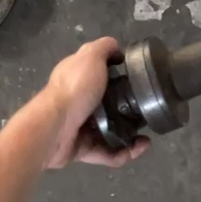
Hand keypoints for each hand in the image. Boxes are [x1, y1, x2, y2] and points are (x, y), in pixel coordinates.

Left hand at [31, 38, 150, 168]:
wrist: (54, 127)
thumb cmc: (74, 88)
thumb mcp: (91, 56)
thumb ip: (104, 48)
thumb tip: (118, 49)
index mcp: (79, 79)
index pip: (101, 76)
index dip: (119, 78)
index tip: (138, 83)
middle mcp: (79, 102)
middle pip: (108, 107)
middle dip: (128, 113)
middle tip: (146, 115)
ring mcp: (80, 127)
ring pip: (110, 132)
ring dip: (130, 137)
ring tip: (146, 139)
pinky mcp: (81, 149)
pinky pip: (107, 153)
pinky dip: (123, 153)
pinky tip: (138, 148)